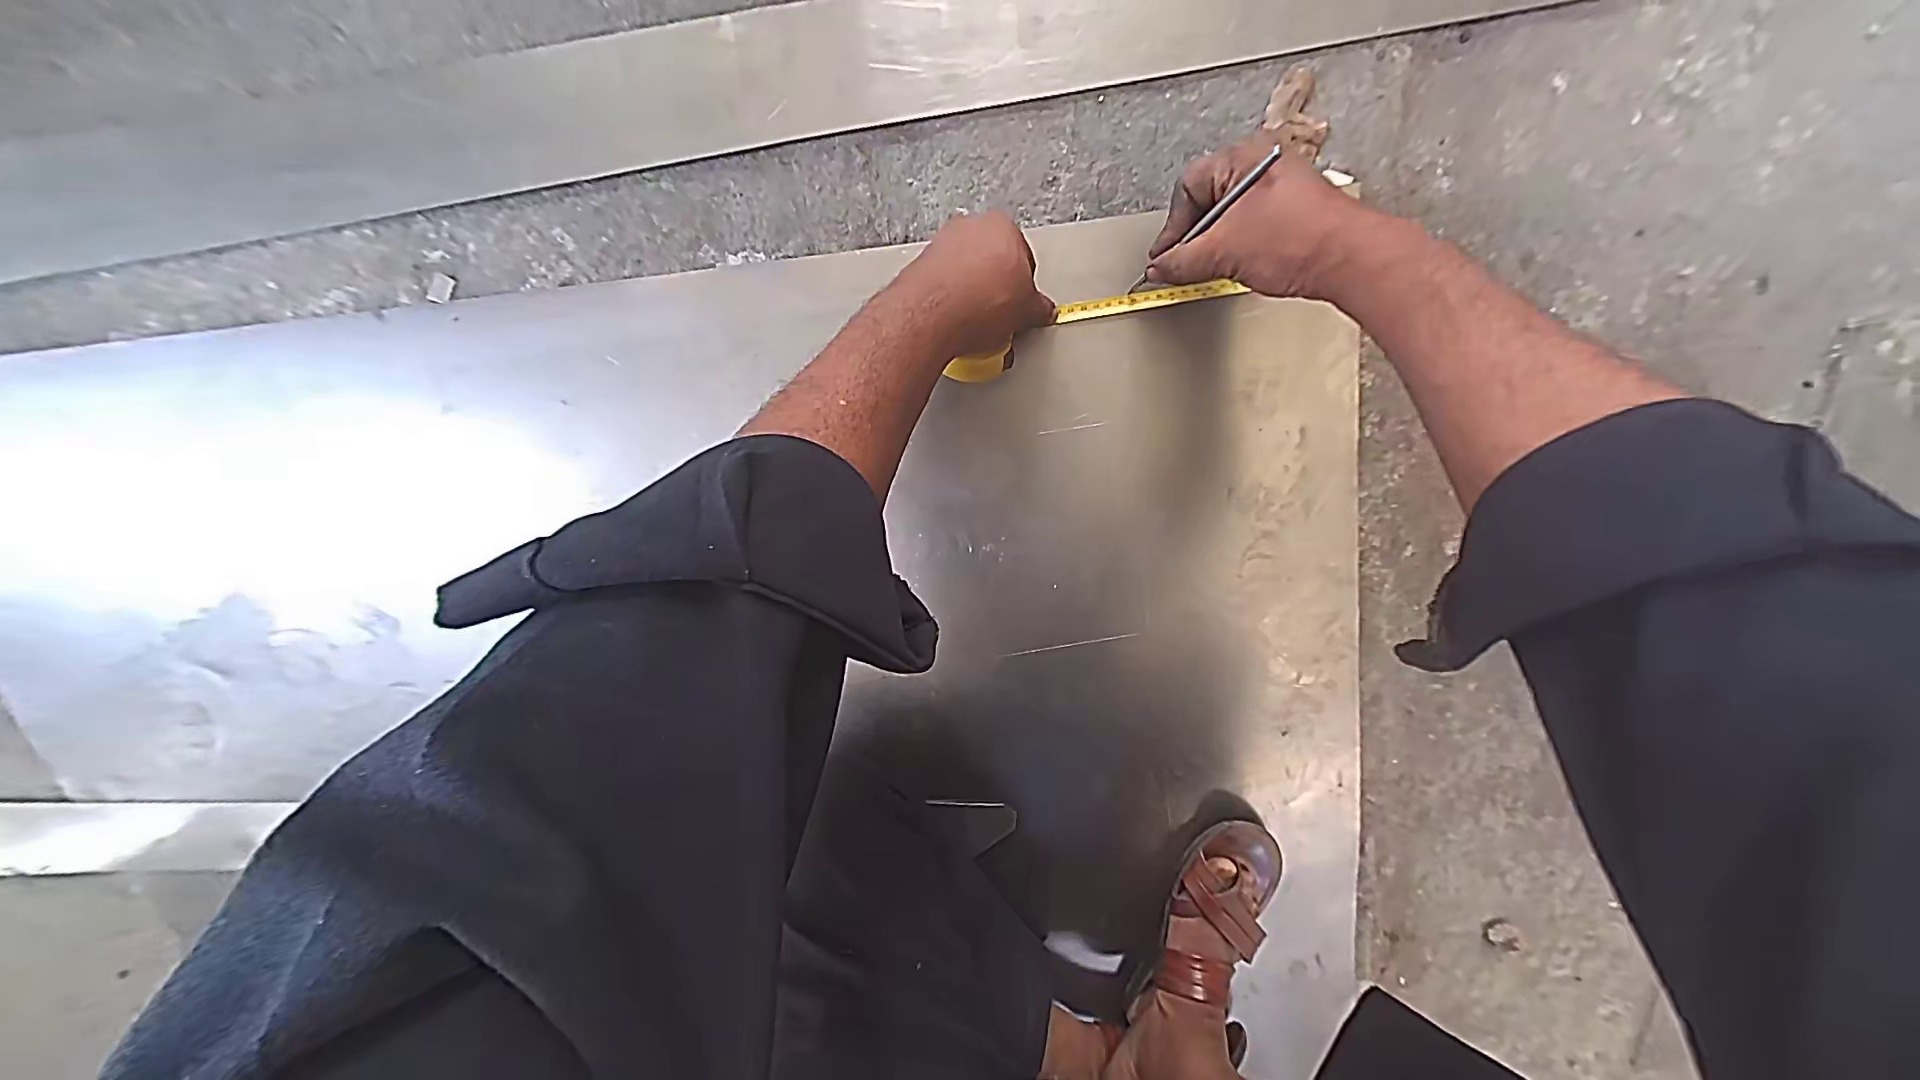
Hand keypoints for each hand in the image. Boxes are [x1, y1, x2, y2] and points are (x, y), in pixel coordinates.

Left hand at [888, 211, 1056, 358]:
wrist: (933, 315)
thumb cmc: (977, 301)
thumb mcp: (1026, 312)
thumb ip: (1038, 308)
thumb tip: (1039, 312)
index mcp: (1003, 225)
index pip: (1024, 258)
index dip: (1025, 289)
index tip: (1023, 307)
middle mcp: (969, 226)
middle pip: (993, 263)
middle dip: (998, 290)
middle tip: (1002, 317)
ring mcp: (942, 244)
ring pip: (966, 274)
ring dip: (973, 297)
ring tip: (978, 325)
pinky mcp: (921, 266)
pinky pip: (944, 286)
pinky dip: (951, 302)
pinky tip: (956, 323)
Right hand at [1146, 139, 1379, 300]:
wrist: (1348, 259)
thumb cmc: (1300, 238)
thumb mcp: (1222, 251)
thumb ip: (1181, 261)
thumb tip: (1160, 268)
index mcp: (1244, 157)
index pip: (1187, 189)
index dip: (1172, 228)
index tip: (1165, 257)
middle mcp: (1262, 166)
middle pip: (1206, 202)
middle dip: (1192, 238)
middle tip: (1183, 265)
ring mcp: (1279, 189)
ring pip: (1227, 218)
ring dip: (1212, 246)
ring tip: (1211, 267)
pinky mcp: (1290, 213)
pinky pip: (1247, 227)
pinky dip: (1234, 248)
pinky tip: (1235, 266)